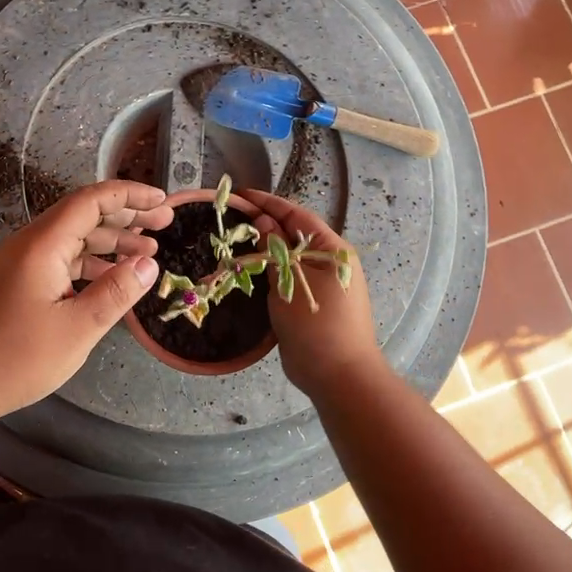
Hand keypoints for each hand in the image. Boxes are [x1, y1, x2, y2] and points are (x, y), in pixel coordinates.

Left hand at [0, 180, 172, 420]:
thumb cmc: (18, 358)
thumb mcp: (78, 328)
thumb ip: (116, 292)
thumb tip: (149, 263)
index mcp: (42, 245)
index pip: (90, 201)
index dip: (129, 196)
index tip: (163, 201)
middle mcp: (28, 245)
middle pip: (82, 215)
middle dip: (125, 215)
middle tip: (165, 222)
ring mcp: (19, 264)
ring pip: (72, 239)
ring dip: (110, 241)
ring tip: (149, 251)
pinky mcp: (16, 283)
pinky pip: (60, 260)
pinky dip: (90, 263)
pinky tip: (112, 278)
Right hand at [238, 190, 382, 394]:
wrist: (339, 376)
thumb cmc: (317, 326)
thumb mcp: (291, 282)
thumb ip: (276, 250)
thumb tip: (264, 222)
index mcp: (332, 250)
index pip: (296, 215)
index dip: (268, 203)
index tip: (240, 194)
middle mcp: (330, 262)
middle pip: (294, 234)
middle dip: (264, 223)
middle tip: (231, 217)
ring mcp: (323, 284)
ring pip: (290, 257)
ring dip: (265, 248)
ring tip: (235, 240)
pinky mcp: (313, 304)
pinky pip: (289, 277)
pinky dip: (270, 270)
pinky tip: (250, 270)